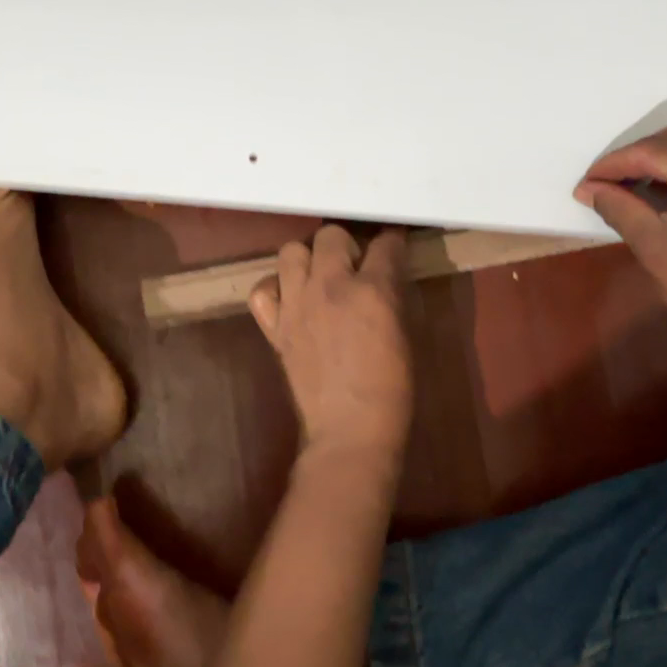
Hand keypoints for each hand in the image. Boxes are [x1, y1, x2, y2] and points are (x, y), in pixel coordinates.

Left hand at [249, 226, 413, 462]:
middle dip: (345, 244)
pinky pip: (262, 290)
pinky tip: (290, 301)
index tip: (391, 245)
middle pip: (330, 235)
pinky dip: (274, 290)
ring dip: (307, 259)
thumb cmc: (391, 390)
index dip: (391, 241)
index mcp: (373, 290)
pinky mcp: (275, 327)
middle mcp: (330, 287)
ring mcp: (297, 305)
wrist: (350, 431)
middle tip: (353, 265)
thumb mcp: (404, 335)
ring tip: (318, 278)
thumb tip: (385, 278)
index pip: (384, 244)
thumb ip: (391, 298)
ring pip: (291, 251)